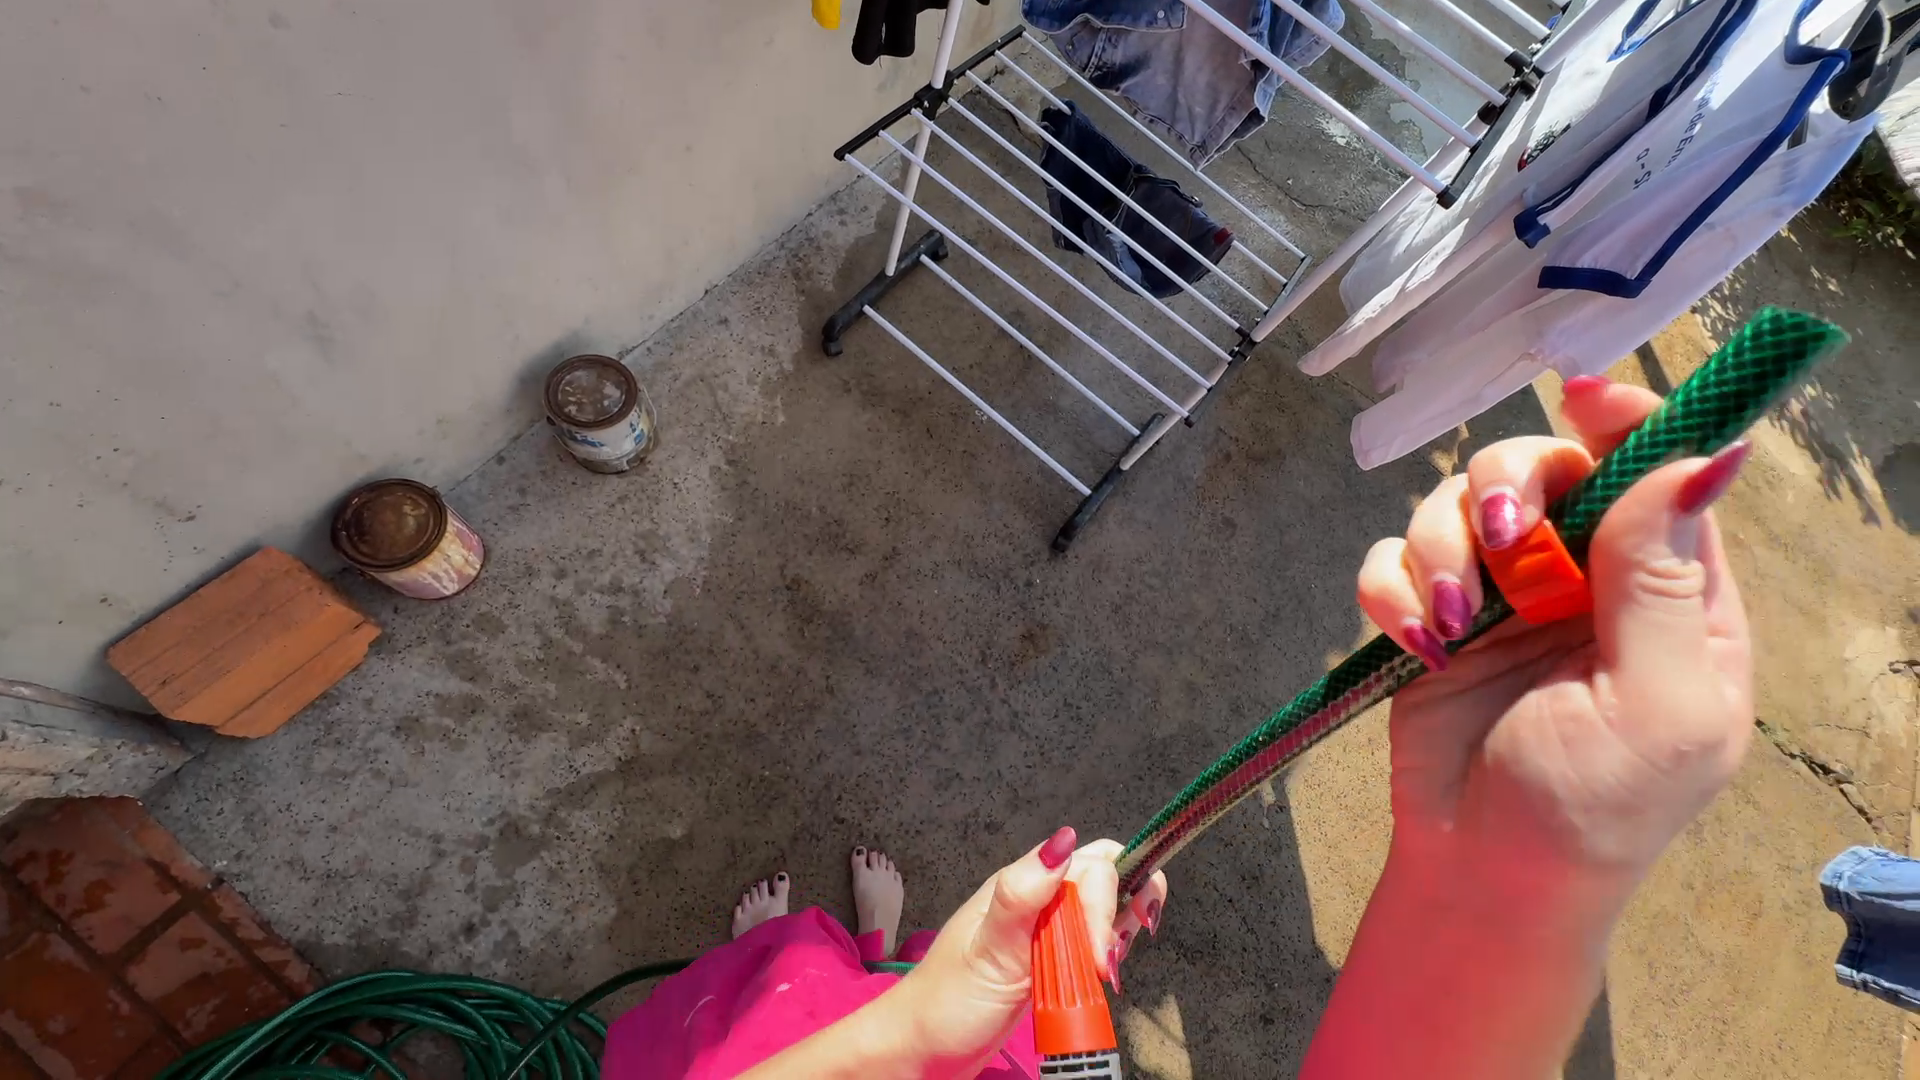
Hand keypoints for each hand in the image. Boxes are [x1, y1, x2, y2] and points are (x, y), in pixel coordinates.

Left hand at [887, 829, 1168, 1078]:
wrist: (926, 1049)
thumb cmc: (950, 999)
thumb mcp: (988, 948)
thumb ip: (1024, 893)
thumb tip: (1063, 840)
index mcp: (1022, 882)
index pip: (1089, 865)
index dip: (1105, 905)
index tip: (1098, 958)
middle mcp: (1039, 895)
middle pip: (1102, 874)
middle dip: (1124, 906)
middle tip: (1111, 958)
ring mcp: (1046, 927)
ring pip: (1104, 905)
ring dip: (1118, 932)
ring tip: (1104, 972)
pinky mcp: (1052, 957)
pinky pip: (1093, 939)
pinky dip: (1107, 953)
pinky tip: (1100, 978)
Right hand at [1356, 378, 1754, 910]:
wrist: (1479, 861)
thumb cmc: (1591, 803)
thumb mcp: (1656, 705)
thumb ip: (1665, 584)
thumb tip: (1699, 457)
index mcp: (1665, 592)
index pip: (1652, 474)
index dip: (1625, 420)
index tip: (1582, 392)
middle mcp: (1574, 576)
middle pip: (1532, 470)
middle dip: (1503, 493)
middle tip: (1500, 548)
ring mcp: (1490, 593)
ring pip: (1445, 508)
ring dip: (1436, 555)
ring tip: (1444, 627)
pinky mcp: (1421, 613)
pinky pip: (1386, 561)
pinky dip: (1389, 591)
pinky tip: (1413, 641)